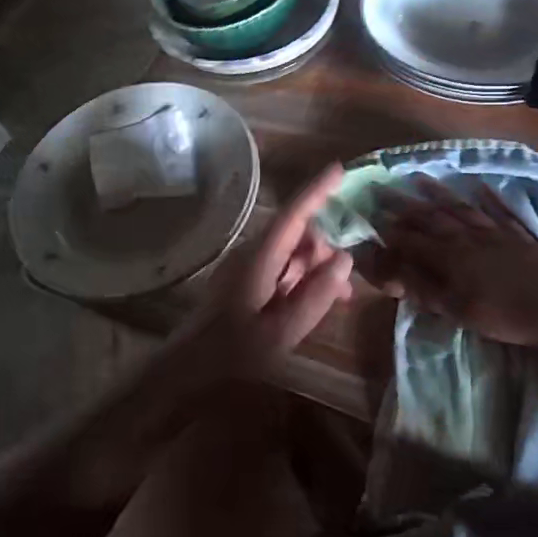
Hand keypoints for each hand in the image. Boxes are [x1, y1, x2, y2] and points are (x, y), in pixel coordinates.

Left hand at [168, 165, 354, 380]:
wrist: (187, 367)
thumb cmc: (234, 351)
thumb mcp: (283, 331)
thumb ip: (316, 295)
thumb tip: (345, 258)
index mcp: (259, 258)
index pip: (292, 215)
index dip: (316, 191)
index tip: (340, 169)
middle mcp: (251, 254)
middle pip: (295, 234)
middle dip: (325, 249)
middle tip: (349, 285)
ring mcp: (245, 266)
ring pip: (289, 253)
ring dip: (315, 269)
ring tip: (338, 300)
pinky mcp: (243, 281)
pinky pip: (279, 269)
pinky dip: (300, 280)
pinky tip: (315, 304)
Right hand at [369, 174, 537, 354]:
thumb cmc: (502, 316)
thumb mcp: (454, 309)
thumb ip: (420, 286)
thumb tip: (389, 269)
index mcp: (447, 256)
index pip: (410, 239)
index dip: (388, 229)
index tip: (369, 218)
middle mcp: (466, 236)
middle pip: (430, 216)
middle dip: (403, 204)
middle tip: (382, 189)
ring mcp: (495, 232)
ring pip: (460, 207)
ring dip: (437, 192)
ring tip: (418, 177)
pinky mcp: (520, 235)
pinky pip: (500, 210)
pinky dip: (487, 197)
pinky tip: (477, 186)